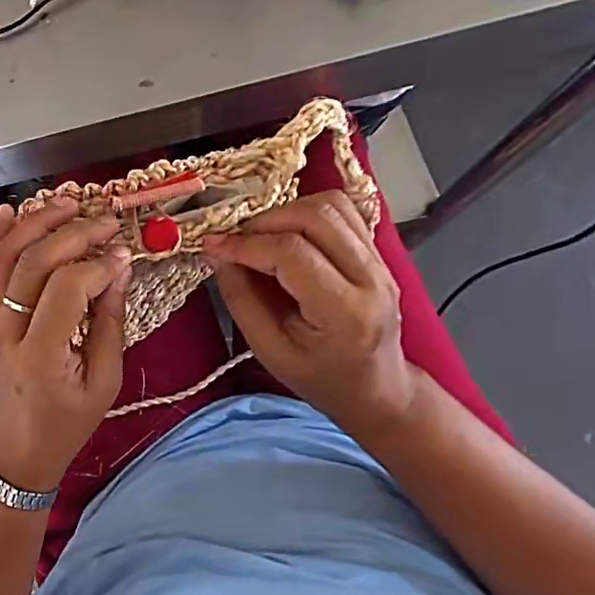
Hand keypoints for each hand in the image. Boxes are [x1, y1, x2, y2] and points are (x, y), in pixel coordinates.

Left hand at [0, 200, 131, 492]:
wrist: (20, 445)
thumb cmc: (67, 421)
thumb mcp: (105, 381)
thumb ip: (111, 323)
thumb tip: (119, 270)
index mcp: (42, 355)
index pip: (66, 289)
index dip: (97, 265)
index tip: (123, 254)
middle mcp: (9, 331)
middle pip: (34, 264)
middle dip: (72, 233)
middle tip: (105, 221)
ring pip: (5, 258)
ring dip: (35, 223)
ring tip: (66, 203)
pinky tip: (13, 212)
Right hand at [204, 191, 421, 433]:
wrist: (377, 388)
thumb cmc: (320, 378)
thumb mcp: (269, 351)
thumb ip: (240, 299)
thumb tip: (216, 252)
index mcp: (346, 313)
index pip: (292, 254)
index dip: (246, 244)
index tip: (214, 246)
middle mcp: (372, 279)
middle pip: (315, 217)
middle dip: (265, 221)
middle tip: (236, 241)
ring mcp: (381, 261)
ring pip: (331, 205)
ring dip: (286, 211)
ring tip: (260, 236)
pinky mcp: (378, 252)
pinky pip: (343, 210)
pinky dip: (306, 212)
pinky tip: (286, 232)